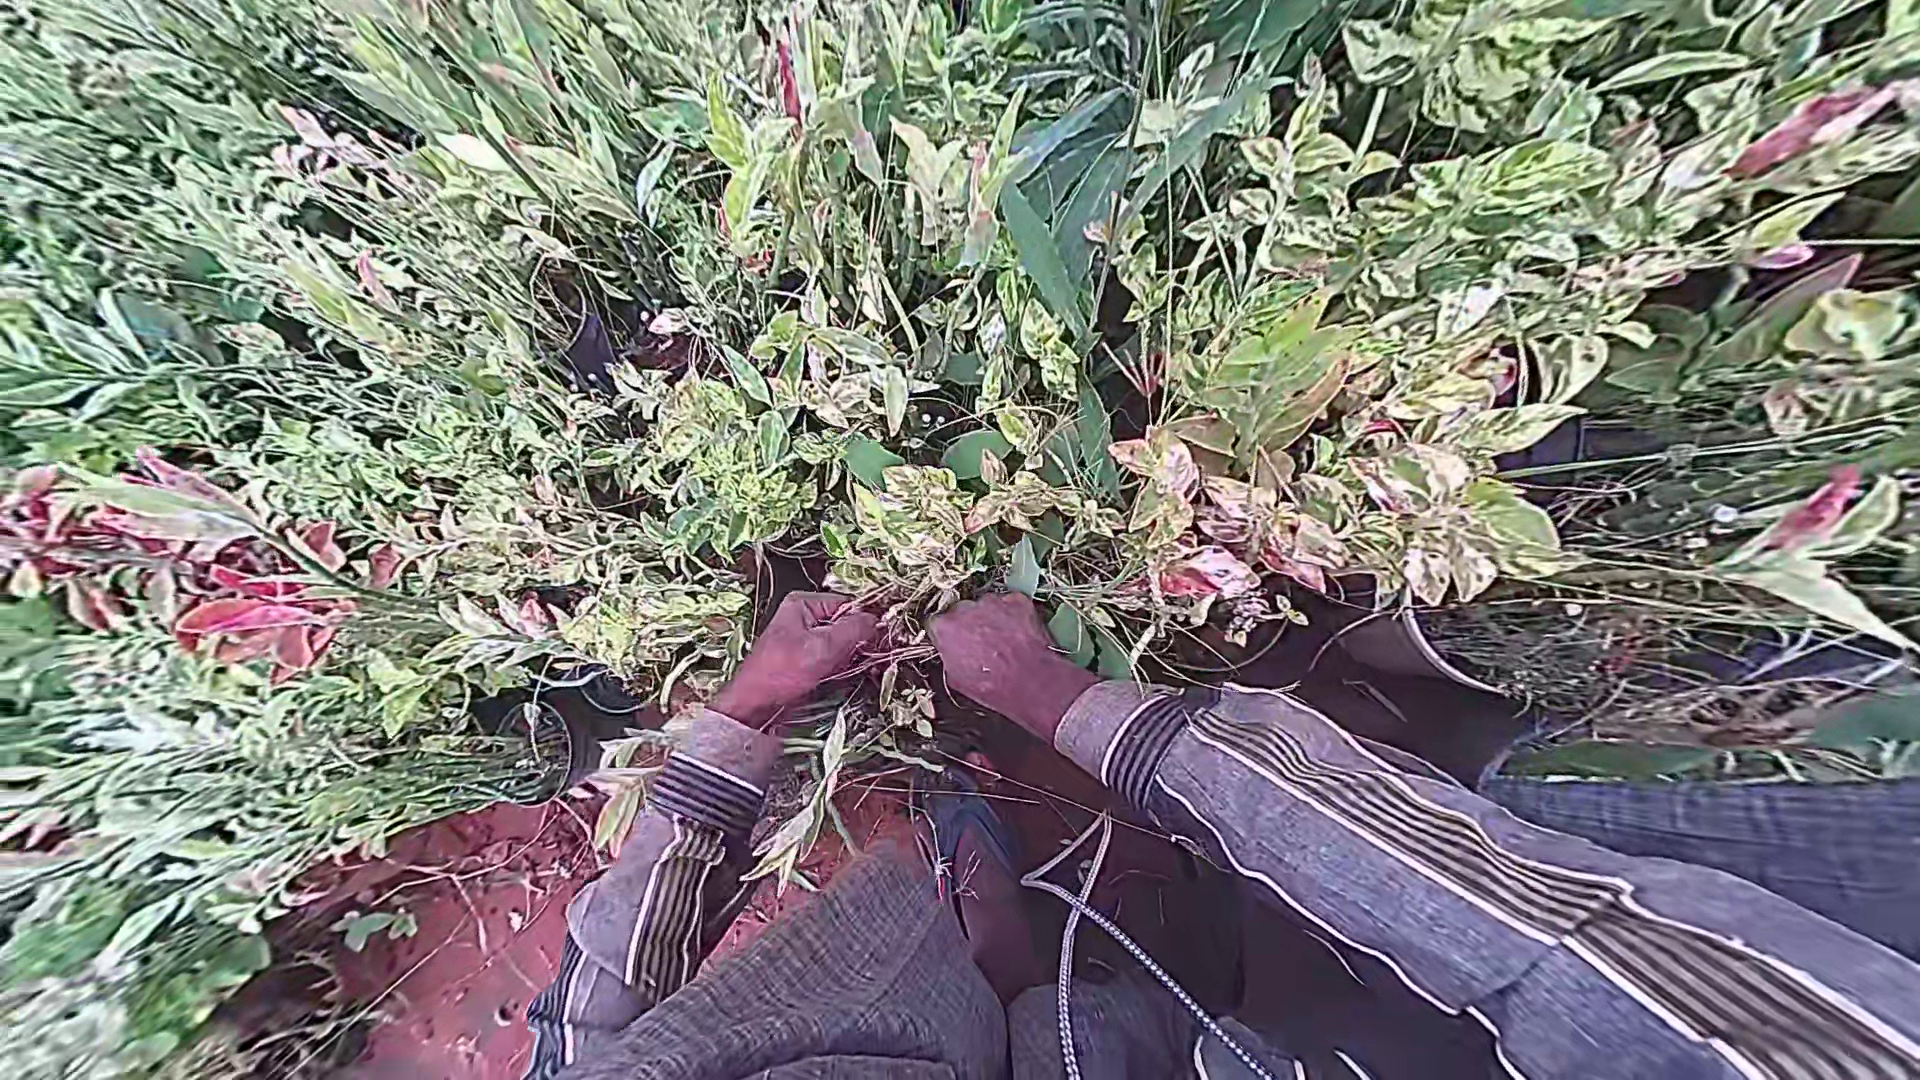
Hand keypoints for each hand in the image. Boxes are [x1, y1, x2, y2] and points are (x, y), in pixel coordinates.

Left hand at [712, 592, 878, 727]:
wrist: (755, 709)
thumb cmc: (780, 674)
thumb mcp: (822, 646)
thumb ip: (854, 628)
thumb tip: (876, 620)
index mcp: (804, 604)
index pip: (849, 604)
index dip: (866, 621)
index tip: (879, 638)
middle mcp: (805, 618)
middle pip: (847, 624)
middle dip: (859, 642)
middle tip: (869, 658)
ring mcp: (807, 640)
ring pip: (843, 643)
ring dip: (853, 657)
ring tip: (855, 670)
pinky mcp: (808, 660)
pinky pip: (835, 658)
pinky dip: (844, 667)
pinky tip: (845, 677)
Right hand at [930, 593, 1099, 742]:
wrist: (1030, 681)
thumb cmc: (995, 685)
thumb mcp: (956, 678)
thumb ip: (947, 655)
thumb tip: (950, 652)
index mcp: (945, 627)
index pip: (936, 621)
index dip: (946, 632)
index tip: (953, 638)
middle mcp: (965, 608)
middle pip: (961, 610)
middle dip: (969, 623)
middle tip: (981, 642)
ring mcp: (992, 602)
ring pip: (987, 604)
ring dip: (992, 617)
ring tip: (1003, 639)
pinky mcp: (1016, 600)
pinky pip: (1011, 603)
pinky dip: (1014, 614)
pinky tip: (1018, 632)